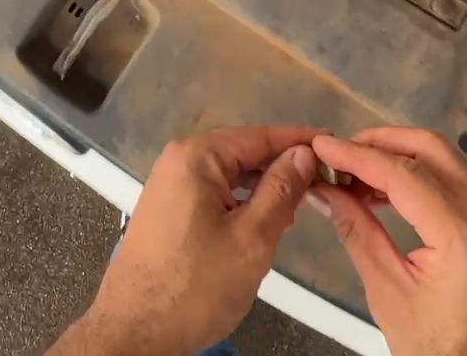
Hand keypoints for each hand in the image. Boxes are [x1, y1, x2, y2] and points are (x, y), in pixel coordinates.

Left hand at [51, 125, 322, 355]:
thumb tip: (303, 154)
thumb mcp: (250, 240)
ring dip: (263, 184)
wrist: (134, 329)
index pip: (258, 136)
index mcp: (197, 156)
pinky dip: (241, 198)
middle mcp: (180, 159)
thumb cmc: (194, 285)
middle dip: (282, 164)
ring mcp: (170, 182)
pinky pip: (214, 189)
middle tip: (324, 179)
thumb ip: (280, 192)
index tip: (332, 143)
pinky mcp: (168, 206)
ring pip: (229, 172)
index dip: (298, 140)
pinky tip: (263, 217)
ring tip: (300, 201)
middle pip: (242, 151)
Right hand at [309, 129, 466, 355]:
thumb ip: (357, 232)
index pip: (403, 174)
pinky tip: (388, 192)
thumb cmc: (444, 352)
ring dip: (399, 156)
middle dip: (380, 142)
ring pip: (445, 159)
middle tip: (341, 154)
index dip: (357, 155)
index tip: (322, 146)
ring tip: (357, 176)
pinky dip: (419, 174)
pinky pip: (456, 180)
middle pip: (430, 149)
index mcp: (463, 240)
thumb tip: (323, 190)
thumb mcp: (390, 295)